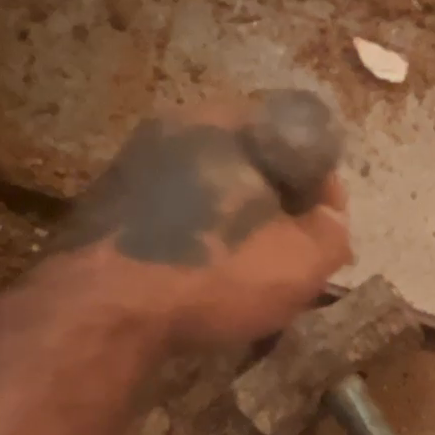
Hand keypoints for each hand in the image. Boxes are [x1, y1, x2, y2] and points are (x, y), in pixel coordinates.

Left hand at [45, 94, 351, 347]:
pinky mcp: (108, 202)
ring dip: (238, 224)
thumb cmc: (215, 275)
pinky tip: (202, 279)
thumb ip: (332, 234)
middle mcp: (178, 126)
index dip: (325, 187)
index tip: (327, 233)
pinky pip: (175, 212)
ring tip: (248, 274)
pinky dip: (199, 237)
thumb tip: (329, 222)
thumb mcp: (302, 264)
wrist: (103, 311)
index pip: (300, 135)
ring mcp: (135, 162)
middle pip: (253, 162)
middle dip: (280, 207)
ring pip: (212, 188)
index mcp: (228, 123)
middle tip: (291, 257)